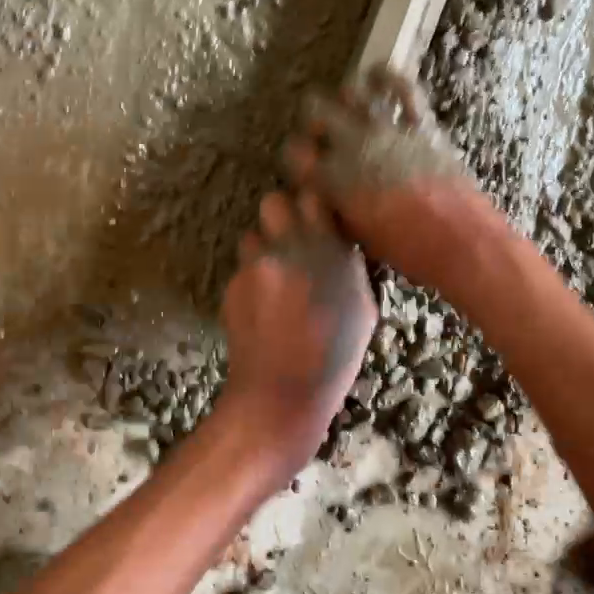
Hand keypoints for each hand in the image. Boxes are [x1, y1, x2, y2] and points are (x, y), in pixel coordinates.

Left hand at [216, 191, 375, 473]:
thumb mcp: (362, 309)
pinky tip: (262, 306)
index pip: (312, 196)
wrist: (279, 398)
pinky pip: (241, 267)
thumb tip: (336, 241)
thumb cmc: (333, 358)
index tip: (316, 218)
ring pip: (251, 234)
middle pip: (273, 202)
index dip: (313, 204)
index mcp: (326, 251)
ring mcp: (254, 267)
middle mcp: (287, 249)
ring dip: (262, 247)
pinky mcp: (231, 285)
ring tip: (275, 278)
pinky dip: (251, 278)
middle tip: (290, 240)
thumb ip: (347, 265)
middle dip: (280, 215)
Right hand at [282, 65, 500, 293]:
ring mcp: (388, 129)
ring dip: (344, 97)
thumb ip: (334, 208)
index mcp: (332, 178)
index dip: (294, 157)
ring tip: (346, 104)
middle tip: (320, 131)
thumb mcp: (358, 236)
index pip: (294, 153)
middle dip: (312, 119)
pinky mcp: (420, 123)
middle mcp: (354, 145)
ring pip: (353, 92)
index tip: (302, 165)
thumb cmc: (407, 249)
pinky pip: (402, 88)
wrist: (461, 240)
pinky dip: (387, 77)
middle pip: (314, 109)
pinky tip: (377, 76)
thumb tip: (324, 195)